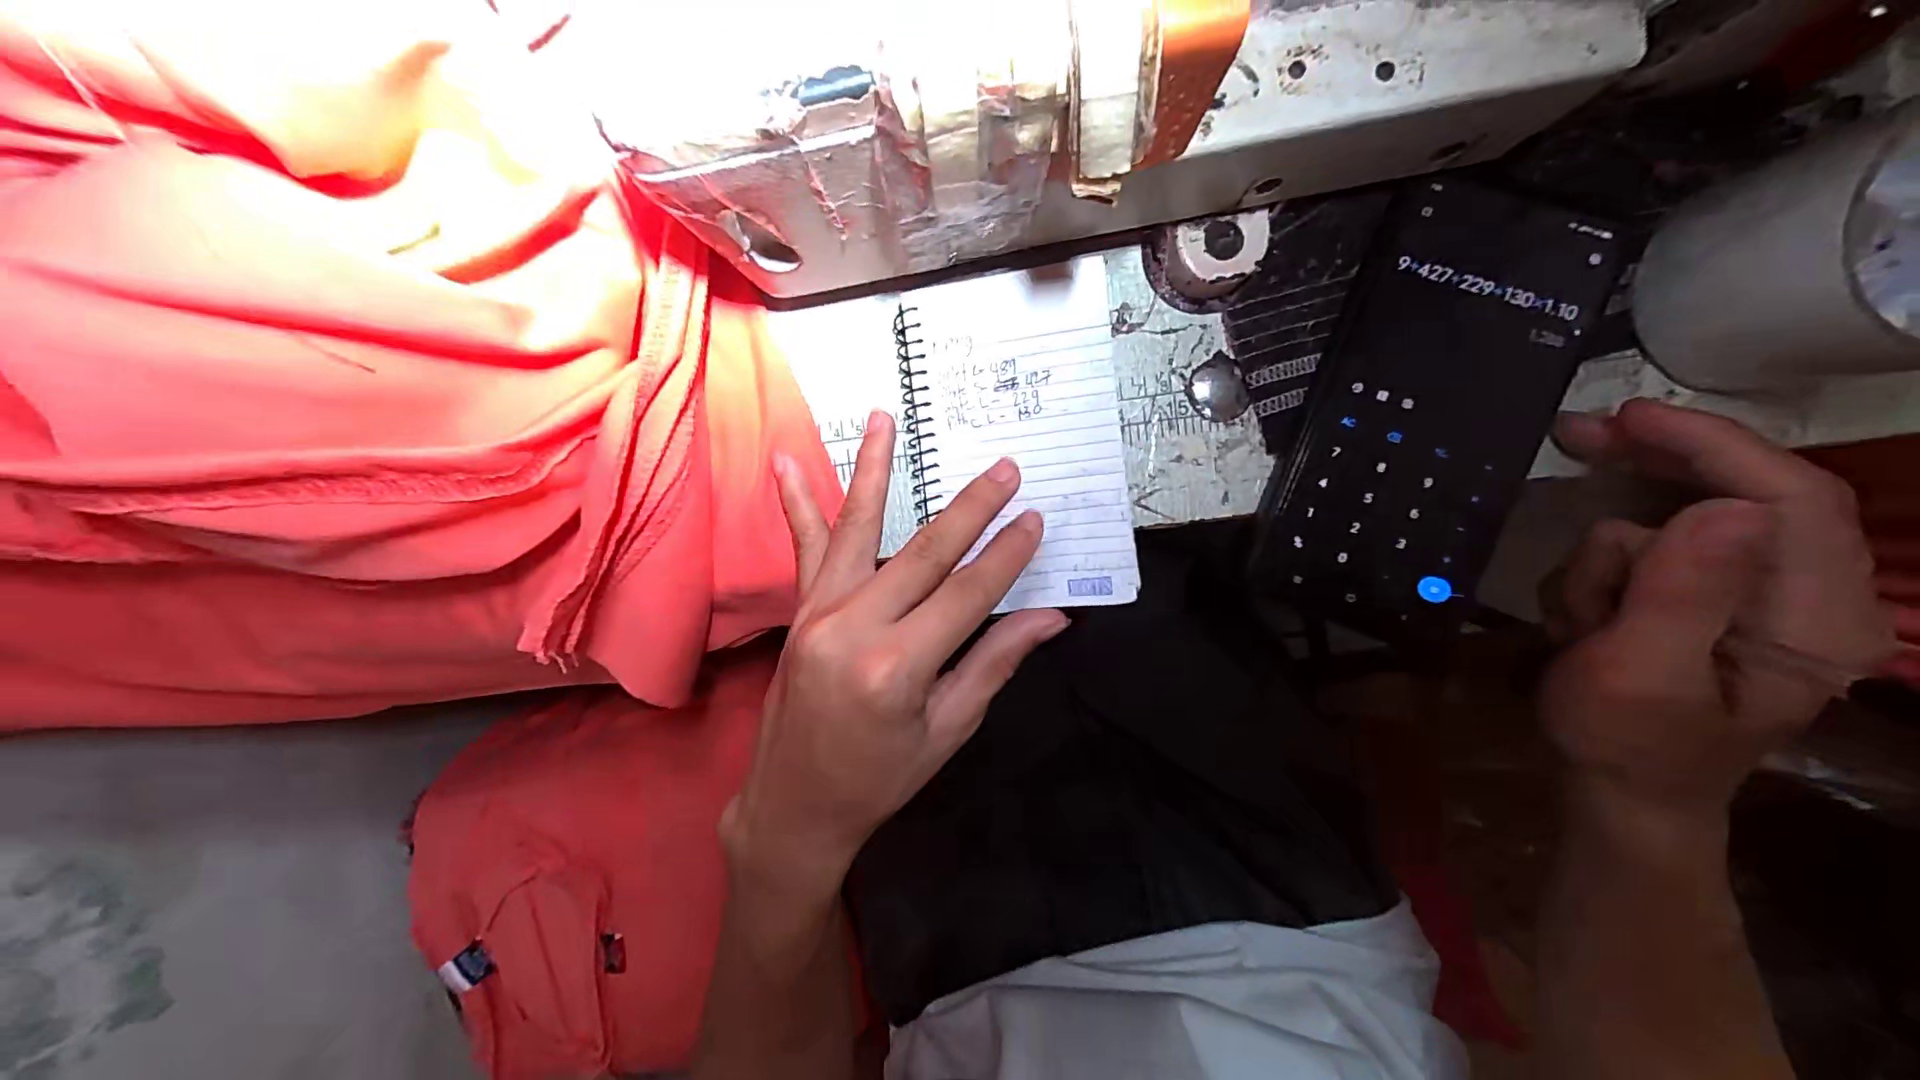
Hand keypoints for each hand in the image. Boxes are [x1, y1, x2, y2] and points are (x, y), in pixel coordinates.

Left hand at [722, 411, 1067, 887]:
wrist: (795, 806)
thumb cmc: (880, 778)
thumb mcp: (947, 731)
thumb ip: (994, 664)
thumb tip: (1051, 618)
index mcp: (897, 667)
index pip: (968, 594)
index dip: (1007, 555)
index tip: (1034, 518)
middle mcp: (854, 628)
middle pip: (925, 552)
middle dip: (970, 508)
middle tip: (1003, 467)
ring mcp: (819, 614)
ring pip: (857, 528)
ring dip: (876, 470)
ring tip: (886, 418)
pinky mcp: (800, 613)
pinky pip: (806, 550)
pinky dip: (797, 504)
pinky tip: (786, 462)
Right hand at [1540, 400, 1895, 814]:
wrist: (1614, 790)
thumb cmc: (1627, 744)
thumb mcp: (1641, 675)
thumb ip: (1683, 597)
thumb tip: (1718, 509)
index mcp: (1811, 619)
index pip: (1789, 501)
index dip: (1715, 447)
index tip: (1630, 417)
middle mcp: (1793, 596)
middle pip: (1736, 493)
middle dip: (1652, 463)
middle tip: (1574, 436)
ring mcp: (1739, 597)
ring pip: (1658, 529)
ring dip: (1597, 566)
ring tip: (1576, 626)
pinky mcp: (1693, 599)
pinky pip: (1631, 555)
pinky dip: (1590, 579)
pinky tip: (1578, 624)